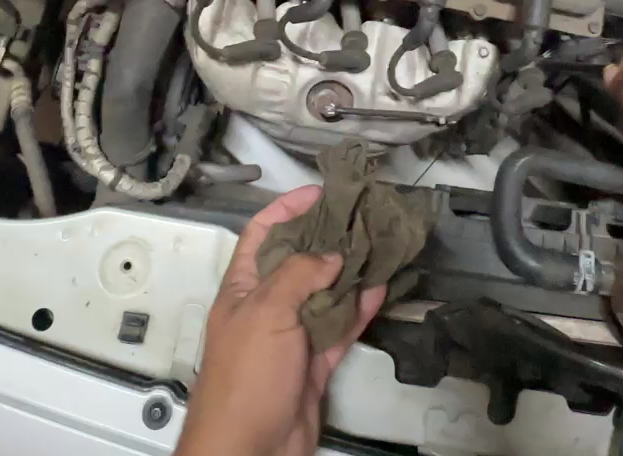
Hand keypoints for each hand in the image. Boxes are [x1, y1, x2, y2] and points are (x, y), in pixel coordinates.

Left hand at [177, 185, 387, 455]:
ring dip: (349, 271)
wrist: (250, 451)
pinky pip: (340, 328)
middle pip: (300, 260)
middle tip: (359, 216)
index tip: (319, 193)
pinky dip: (359, 309)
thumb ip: (298, 274)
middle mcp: (268, 305)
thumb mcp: (265, 312)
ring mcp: (292, 334)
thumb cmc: (244, 377)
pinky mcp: (314, 362)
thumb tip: (330, 255)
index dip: (287, 209)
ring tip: (376, 245)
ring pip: (325, 292)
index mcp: (244, 286)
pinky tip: (379, 289)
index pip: (263, 233)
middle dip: (327, 238)